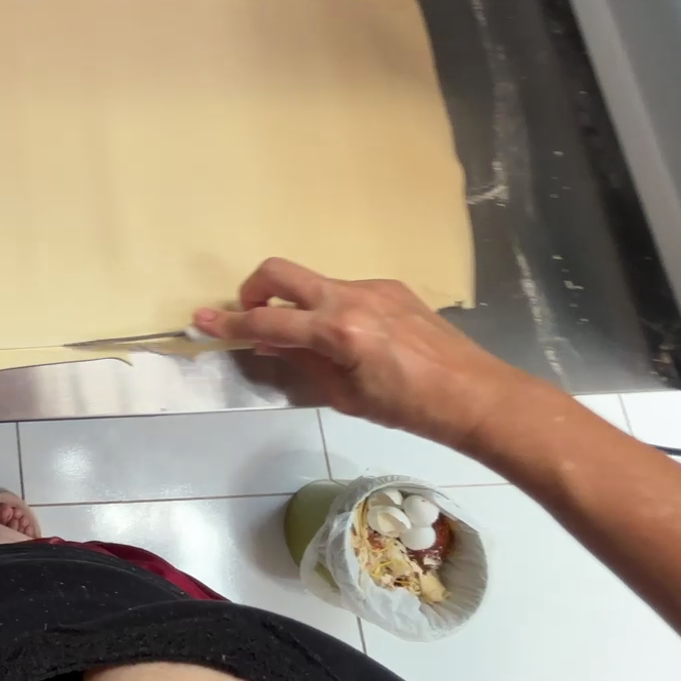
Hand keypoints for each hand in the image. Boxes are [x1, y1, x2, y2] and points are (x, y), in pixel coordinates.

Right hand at [192, 257, 546, 448]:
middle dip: (253, 290)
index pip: (268, 322)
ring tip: (309, 339)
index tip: (200, 319)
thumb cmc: (409, 408)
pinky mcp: (390, 288)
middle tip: (253, 315)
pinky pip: (342, 290)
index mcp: (338, 331)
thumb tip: (268, 342)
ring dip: (296, 304)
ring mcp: (372, 288)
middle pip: (279, 272)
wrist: (480, 397)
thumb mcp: (344, 396)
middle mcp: (350, 298)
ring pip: (311, 282)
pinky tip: (350, 337)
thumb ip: (300, 363)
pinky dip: (328, 308)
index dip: (229, 322)